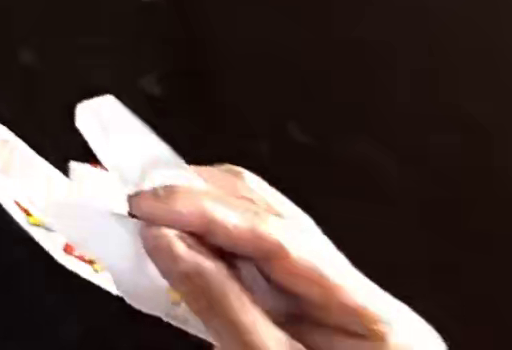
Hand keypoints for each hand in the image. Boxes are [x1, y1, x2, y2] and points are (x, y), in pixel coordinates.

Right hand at [127, 166, 443, 349]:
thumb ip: (218, 303)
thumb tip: (157, 235)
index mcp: (373, 313)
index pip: (276, 234)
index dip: (203, 209)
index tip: (142, 204)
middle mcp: (353, 286)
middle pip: (266, 210)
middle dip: (197, 198)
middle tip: (139, 204)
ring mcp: (327, 292)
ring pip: (253, 219)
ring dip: (196, 211)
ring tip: (150, 218)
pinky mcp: (297, 303)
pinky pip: (245, 250)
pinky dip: (204, 238)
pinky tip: (175, 241)